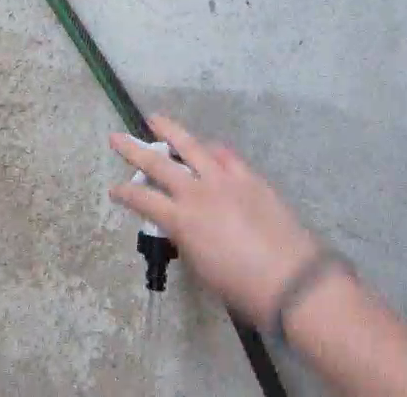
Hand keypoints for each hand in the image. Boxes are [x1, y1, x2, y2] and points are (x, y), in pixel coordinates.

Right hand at [109, 115, 326, 323]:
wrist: (292, 280)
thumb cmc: (243, 287)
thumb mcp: (202, 267)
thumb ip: (186, 240)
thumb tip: (181, 227)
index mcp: (181, 219)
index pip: (143, 200)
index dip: (125, 194)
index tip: (114, 189)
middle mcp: (197, 192)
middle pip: (158, 164)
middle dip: (133, 149)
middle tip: (116, 137)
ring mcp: (224, 179)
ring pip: (191, 145)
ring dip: (170, 130)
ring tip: (155, 119)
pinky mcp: (249, 177)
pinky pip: (225, 156)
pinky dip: (212, 150)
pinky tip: (207, 146)